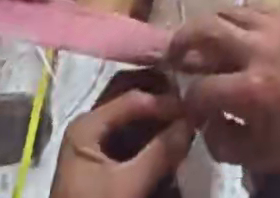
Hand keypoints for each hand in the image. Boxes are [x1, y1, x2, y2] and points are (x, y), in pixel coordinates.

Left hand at [52, 91, 193, 197]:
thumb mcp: (127, 189)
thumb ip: (160, 153)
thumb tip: (193, 120)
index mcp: (86, 126)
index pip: (130, 96)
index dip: (163, 100)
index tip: (193, 108)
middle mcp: (90, 124)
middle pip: (129, 92)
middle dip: (160, 93)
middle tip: (189, 97)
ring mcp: (97, 141)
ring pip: (132, 110)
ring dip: (158, 109)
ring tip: (185, 114)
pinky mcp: (106, 160)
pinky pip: (133, 132)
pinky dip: (153, 130)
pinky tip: (172, 135)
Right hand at [167, 7, 279, 172]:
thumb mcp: (260, 155)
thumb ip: (221, 141)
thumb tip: (202, 118)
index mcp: (253, 88)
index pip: (201, 88)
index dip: (188, 99)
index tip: (187, 104)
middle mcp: (260, 48)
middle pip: (206, 29)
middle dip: (182, 40)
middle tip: (173, 52)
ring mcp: (276, 26)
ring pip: (227, 10)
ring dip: (207, 24)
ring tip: (199, 38)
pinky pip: (252, 7)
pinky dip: (236, 17)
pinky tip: (233, 31)